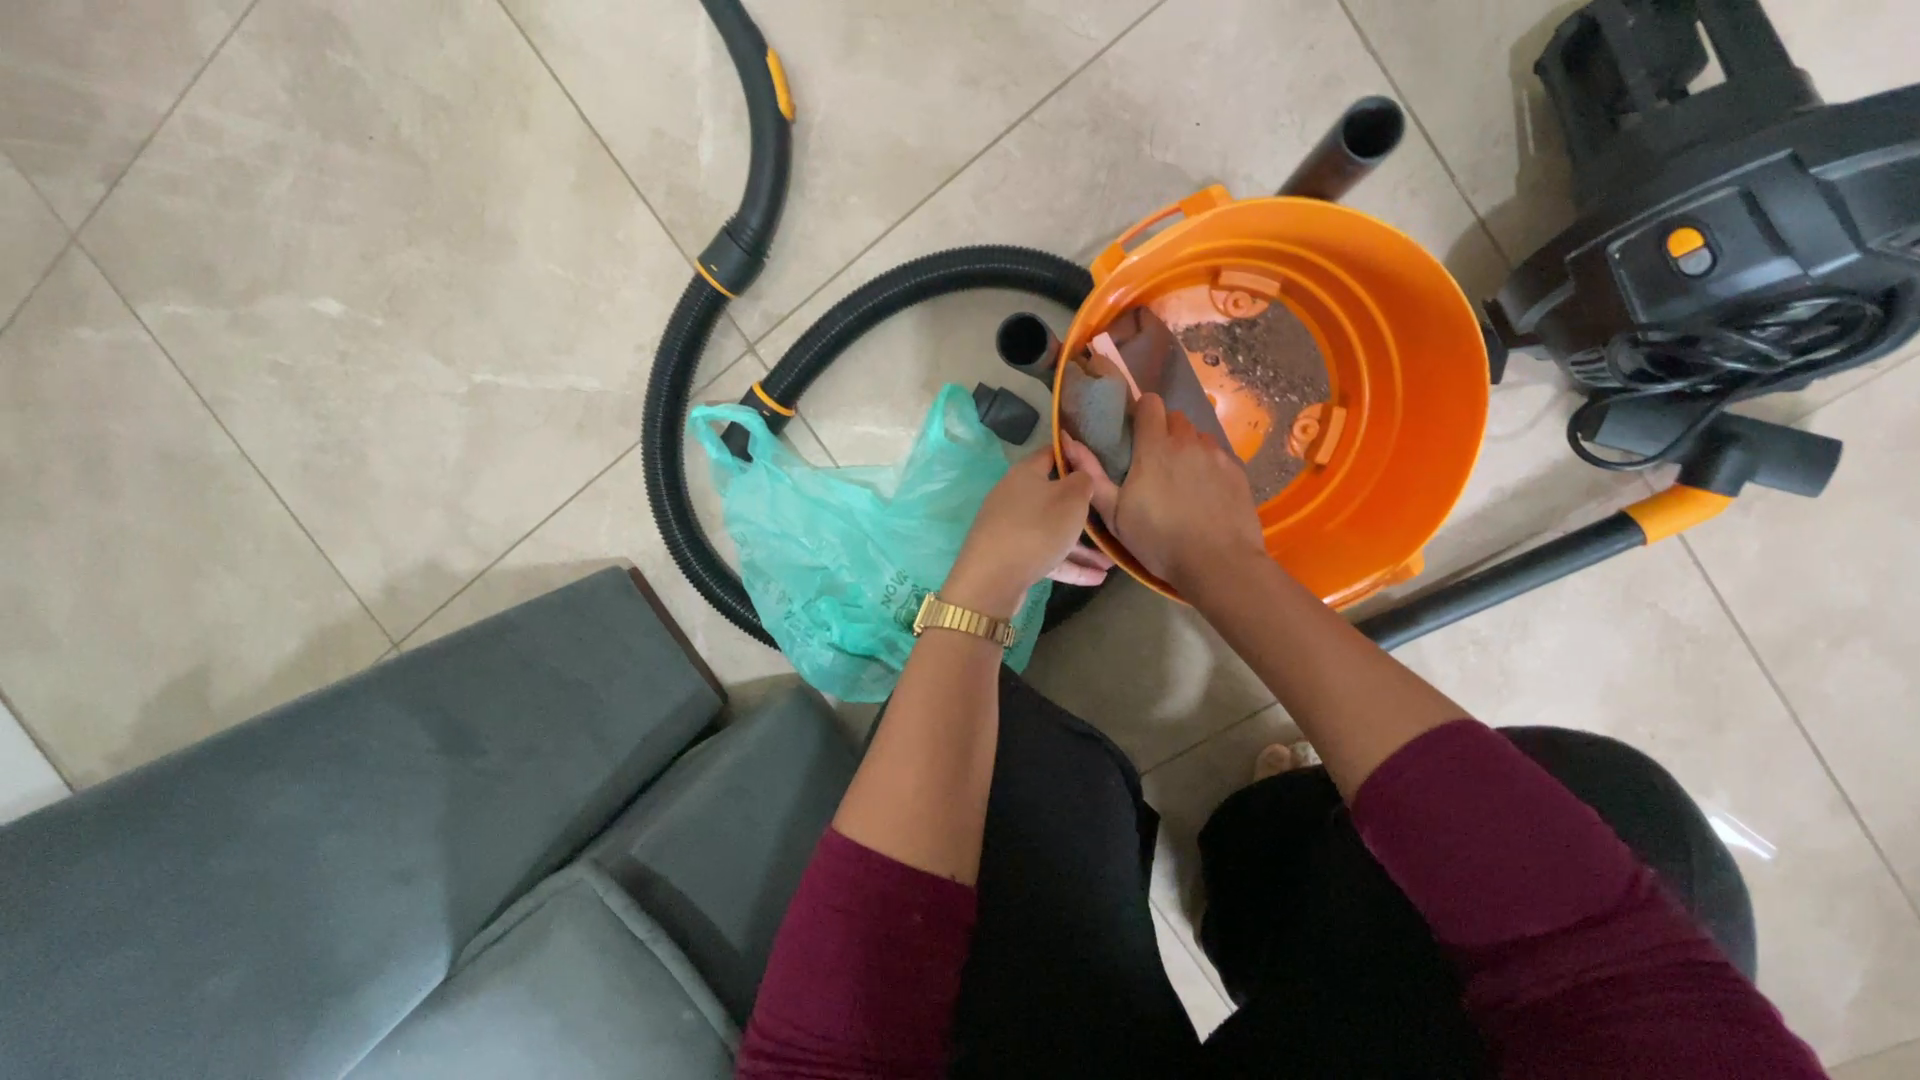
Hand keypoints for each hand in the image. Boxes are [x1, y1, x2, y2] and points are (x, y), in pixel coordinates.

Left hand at [945, 447, 1096, 618]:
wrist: (993, 578)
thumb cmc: (1037, 528)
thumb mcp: (1071, 499)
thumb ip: (1082, 481)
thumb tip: (1080, 476)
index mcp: (1025, 475)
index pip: (1050, 454)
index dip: (1073, 455)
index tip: (1095, 463)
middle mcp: (1014, 498)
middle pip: (1054, 498)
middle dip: (1083, 513)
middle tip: (1109, 521)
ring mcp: (1011, 528)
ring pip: (1052, 531)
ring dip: (1081, 547)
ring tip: (1110, 560)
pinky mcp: (1011, 556)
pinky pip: (1046, 556)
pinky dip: (1069, 565)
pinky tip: (1096, 578)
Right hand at [1064, 393, 1264, 595]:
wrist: (1218, 563)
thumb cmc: (1159, 540)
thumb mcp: (1115, 516)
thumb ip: (1092, 476)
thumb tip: (1069, 443)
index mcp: (1155, 447)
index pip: (1150, 403)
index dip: (1141, 412)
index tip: (1134, 432)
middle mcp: (1188, 442)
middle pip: (1175, 418)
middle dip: (1164, 431)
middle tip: (1154, 461)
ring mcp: (1216, 455)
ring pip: (1198, 436)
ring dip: (1187, 448)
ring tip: (1181, 477)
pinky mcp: (1237, 470)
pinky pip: (1218, 455)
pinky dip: (1208, 465)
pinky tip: (1204, 492)